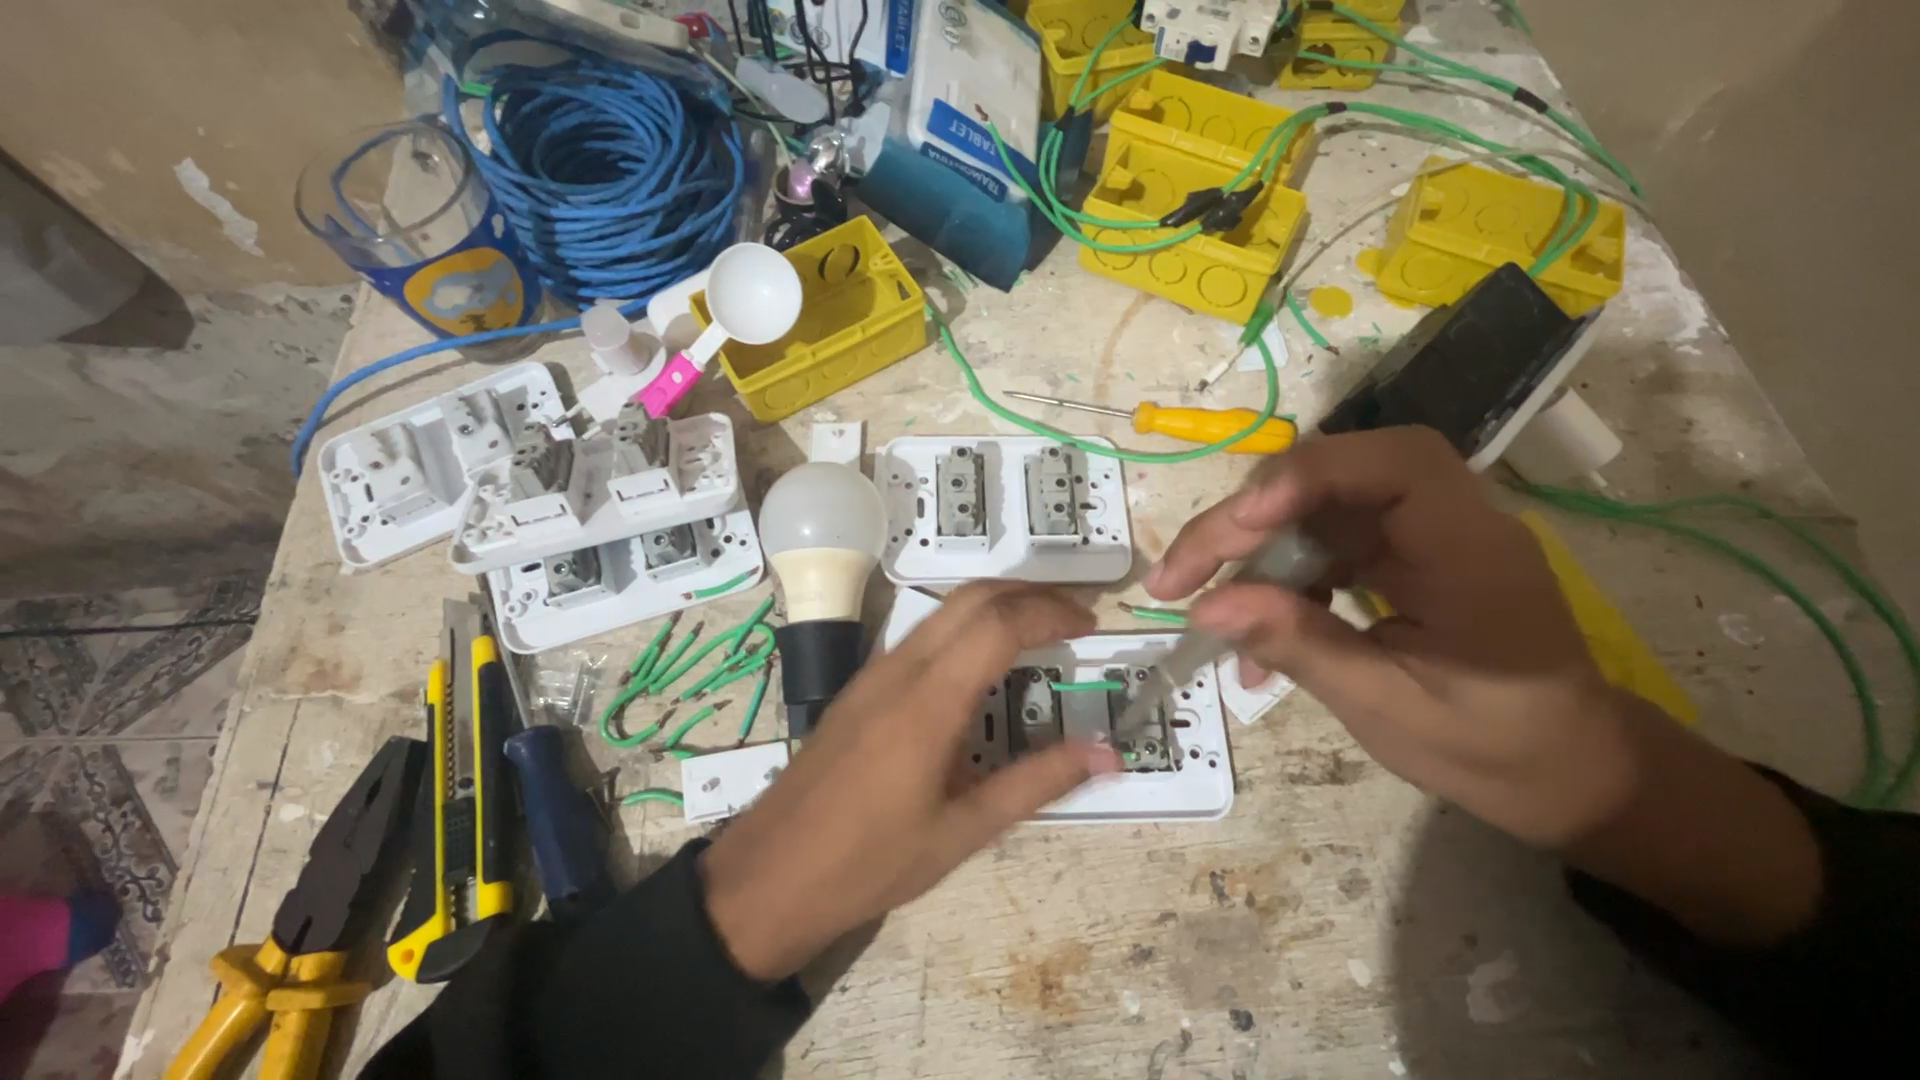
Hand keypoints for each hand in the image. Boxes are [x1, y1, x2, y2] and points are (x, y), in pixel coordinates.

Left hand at [700, 583, 1119, 979]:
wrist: (771, 874)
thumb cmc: (871, 861)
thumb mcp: (963, 830)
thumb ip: (1037, 783)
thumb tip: (1108, 754)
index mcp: (928, 701)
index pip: (999, 625)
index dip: (1051, 613)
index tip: (1090, 627)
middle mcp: (899, 669)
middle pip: (971, 598)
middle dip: (1029, 594)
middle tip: (1074, 617)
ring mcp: (872, 673)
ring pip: (942, 611)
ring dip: (995, 606)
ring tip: (1039, 634)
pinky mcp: (859, 688)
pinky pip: (920, 635)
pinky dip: (964, 628)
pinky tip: (981, 669)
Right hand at [1149, 427, 1819, 944]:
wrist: (1565, 774)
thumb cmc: (1495, 750)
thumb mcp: (1388, 709)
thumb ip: (1300, 646)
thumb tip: (1206, 607)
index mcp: (1472, 552)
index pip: (1396, 464)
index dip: (1309, 475)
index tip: (1239, 524)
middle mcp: (1449, 523)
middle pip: (1333, 479)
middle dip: (1246, 520)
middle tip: (1177, 575)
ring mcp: (1421, 537)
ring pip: (1316, 510)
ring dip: (1250, 551)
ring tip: (1197, 604)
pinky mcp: (1401, 557)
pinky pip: (1323, 545)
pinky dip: (1279, 580)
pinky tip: (1253, 633)